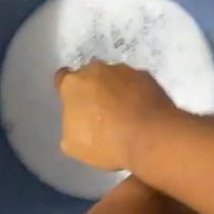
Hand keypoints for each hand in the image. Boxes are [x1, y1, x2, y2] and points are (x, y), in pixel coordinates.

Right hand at [55, 63, 178, 169]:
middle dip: (93, 89)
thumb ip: (71, 124)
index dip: (68, 91)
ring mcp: (125, 70)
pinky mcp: (147, 76)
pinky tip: (141, 111)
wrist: (150, 138)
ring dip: (116, 90)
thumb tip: (78, 120)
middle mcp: (97, 69)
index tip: (74, 103)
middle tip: (100, 111)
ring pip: (115, 77)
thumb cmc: (105, 142)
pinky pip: (136, 83)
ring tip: (125, 113)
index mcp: (73, 84)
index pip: (62, 79)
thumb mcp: (73, 144)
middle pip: (90, 75)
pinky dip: (136, 93)